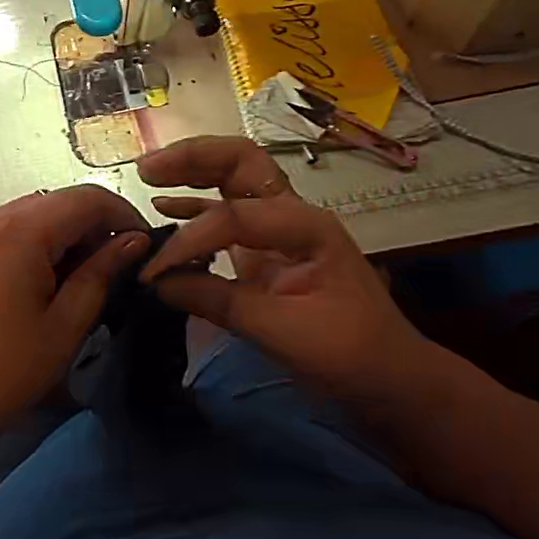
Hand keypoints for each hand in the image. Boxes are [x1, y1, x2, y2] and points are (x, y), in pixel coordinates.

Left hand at [0, 185, 148, 471]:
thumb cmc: (1, 372)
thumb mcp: (64, 326)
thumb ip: (102, 273)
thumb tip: (133, 241)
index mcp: (19, 230)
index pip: (88, 198)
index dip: (125, 216)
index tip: (147, 248)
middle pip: (61, 201)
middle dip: (97, 227)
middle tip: (117, 272)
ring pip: (37, 215)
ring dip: (69, 237)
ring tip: (83, 283)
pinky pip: (12, 231)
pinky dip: (40, 245)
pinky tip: (47, 284)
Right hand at [135, 136, 421, 401]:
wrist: (390, 380)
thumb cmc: (348, 355)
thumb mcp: (283, 331)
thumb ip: (218, 301)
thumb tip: (157, 283)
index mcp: (305, 225)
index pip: (232, 215)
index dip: (188, 240)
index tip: (153, 273)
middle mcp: (292, 215)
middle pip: (241, 162)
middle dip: (193, 157)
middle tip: (148, 169)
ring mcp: (280, 230)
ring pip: (235, 180)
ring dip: (193, 171)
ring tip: (150, 174)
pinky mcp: (268, 252)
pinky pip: (229, 217)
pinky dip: (197, 208)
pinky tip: (167, 209)